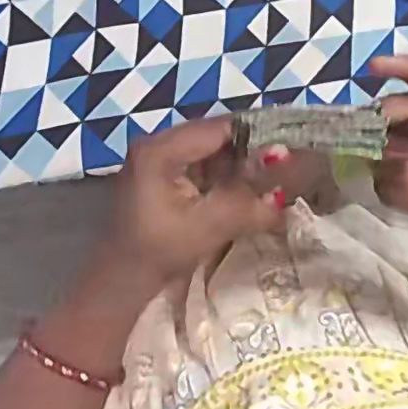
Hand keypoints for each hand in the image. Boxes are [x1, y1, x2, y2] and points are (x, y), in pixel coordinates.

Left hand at [95, 117, 286, 289]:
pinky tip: (238, 187)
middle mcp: (154, 142)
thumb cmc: (160, 251)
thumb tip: (283, 176)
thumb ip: (247, 200)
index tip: (286, 148)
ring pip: (206, 148)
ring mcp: (153, 156)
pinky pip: (196, 161)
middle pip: (211, 135)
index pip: (217, 128)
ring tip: (264, 176)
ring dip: (234, 162)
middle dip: (246, 150)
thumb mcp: (208, 226)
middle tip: (280, 165)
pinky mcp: (157, 171)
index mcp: (160, 149)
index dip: (255, 136)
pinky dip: (218, 172)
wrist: (121, 279)